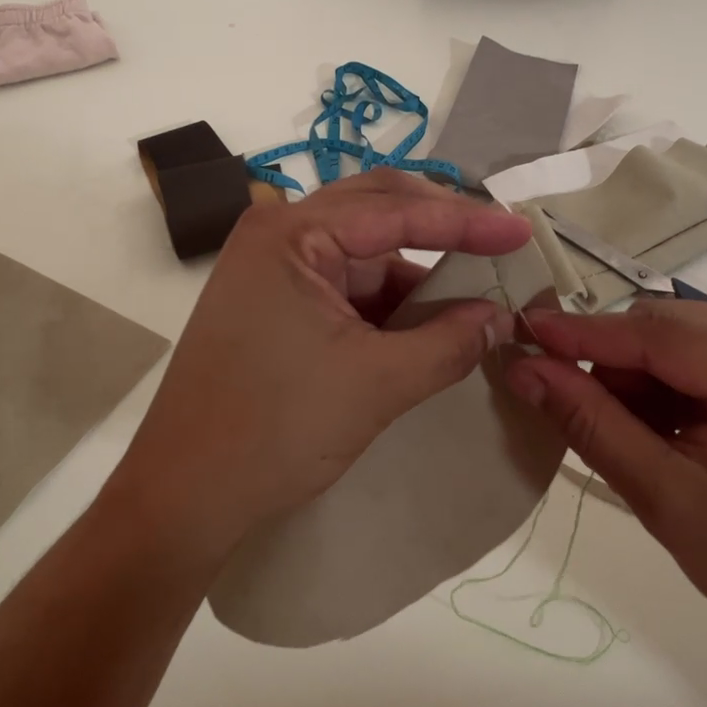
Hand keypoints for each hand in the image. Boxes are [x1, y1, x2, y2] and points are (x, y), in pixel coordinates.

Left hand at [112, 170, 530, 551]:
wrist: (184, 495)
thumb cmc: (275, 429)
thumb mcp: (377, 384)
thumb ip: (448, 343)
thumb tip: (499, 317)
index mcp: (291, 232)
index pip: (396, 211)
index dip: (467, 221)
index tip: (522, 230)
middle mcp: (276, 234)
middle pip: (375, 212)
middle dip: (440, 229)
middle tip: (501, 244)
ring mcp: (270, 268)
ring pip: (362, 252)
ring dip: (415, 272)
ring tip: (473, 295)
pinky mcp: (272, 303)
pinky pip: (342, 284)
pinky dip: (385, 301)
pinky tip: (425, 322)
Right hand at [506, 300, 706, 666]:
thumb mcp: (670, 501)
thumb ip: (595, 426)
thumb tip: (527, 370)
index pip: (663, 334)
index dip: (586, 333)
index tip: (523, 333)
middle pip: (674, 326)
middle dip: (616, 363)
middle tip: (571, 405)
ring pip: (686, 335)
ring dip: (642, 375)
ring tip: (631, 431)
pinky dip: (673, 383)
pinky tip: (668, 426)